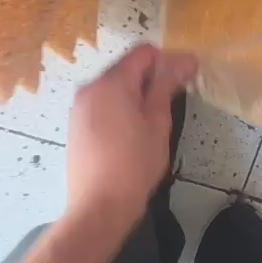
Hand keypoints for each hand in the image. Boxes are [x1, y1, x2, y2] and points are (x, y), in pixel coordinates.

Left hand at [64, 44, 196, 232]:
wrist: (98, 209)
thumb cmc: (134, 164)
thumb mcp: (158, 121)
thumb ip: (167, 85)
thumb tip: (185, 59)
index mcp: (111, 82)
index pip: (144, 52)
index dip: (168, 60)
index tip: (186, 79)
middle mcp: (90, 87)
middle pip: (128, 66)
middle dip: (152, 76)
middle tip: (173, 100)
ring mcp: (79, 107)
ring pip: (115, 85)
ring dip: (137, 92)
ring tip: (154, 118)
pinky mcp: (75, 125)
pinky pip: (103, 102)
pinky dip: (121, 105)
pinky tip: (132, 130)